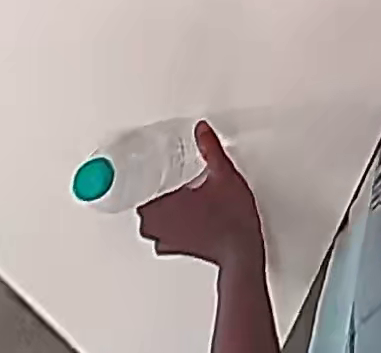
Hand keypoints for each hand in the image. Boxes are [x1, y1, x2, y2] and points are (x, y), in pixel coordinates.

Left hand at [137, 122, 264, 268]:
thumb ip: (210, 149)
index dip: (142, 176)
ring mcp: (165, 239)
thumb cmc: (232, 216)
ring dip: (158, 205)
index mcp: (166, 206)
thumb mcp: (224, 173)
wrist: (241, 249)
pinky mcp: (175, 248)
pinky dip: (167, 220)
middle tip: (163, 172)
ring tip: (173, 189)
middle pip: (143, 203)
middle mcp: (160, 225)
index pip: (139, 190)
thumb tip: (201, 131)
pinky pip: (161, 232)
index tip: (147, 165)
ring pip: (150, 219)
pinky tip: (181, 210)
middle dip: (152, 187)